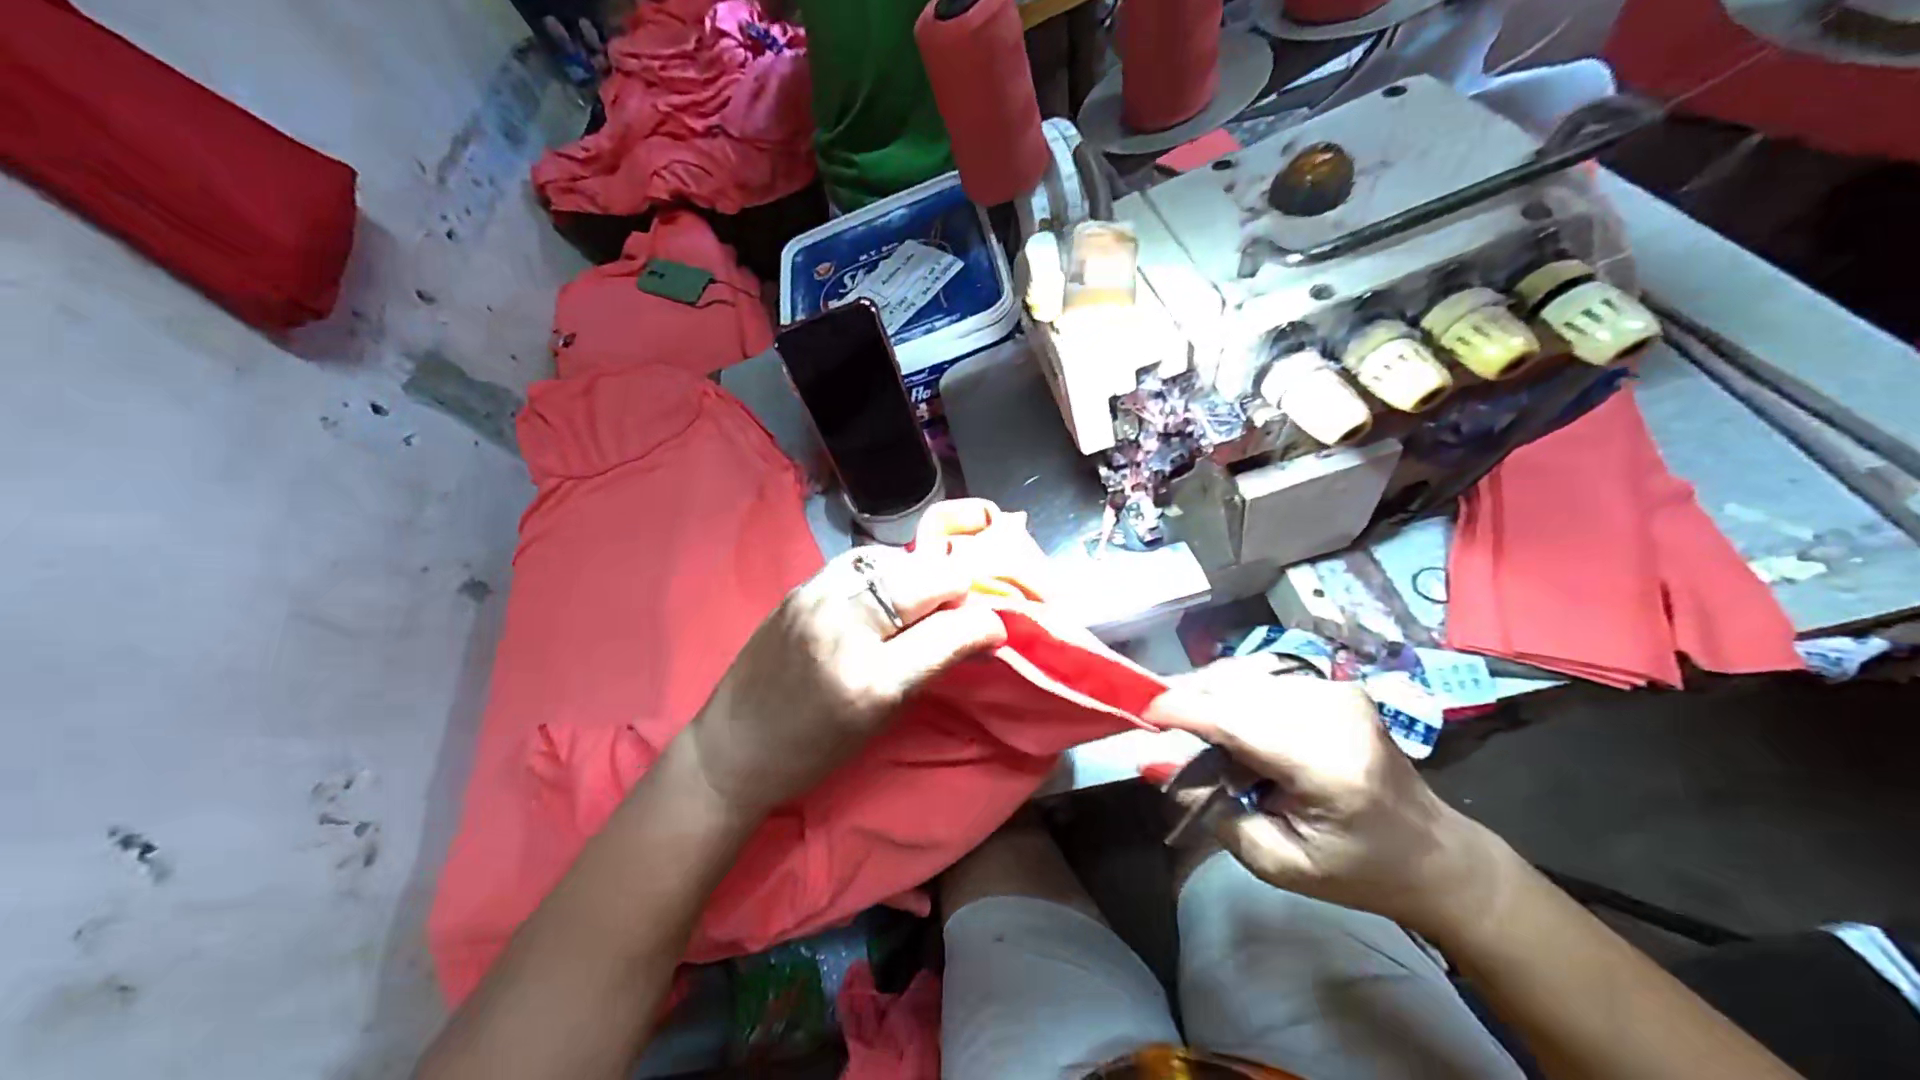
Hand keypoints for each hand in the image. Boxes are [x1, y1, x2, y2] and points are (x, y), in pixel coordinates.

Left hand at [683, 545, 1008, 819]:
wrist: (735, 747)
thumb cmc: (815, 751)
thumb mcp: (881, 720)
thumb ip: (925, 669)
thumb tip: (967, 631)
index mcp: (872, 682)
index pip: (949, 633)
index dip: (983, 625)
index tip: (995, 626)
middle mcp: (846, 630)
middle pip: (924, 581)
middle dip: (956, 585)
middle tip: (964, 599)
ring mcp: (817, 601)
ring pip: (891, 560)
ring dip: (919, 572)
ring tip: (925, 590)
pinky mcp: (797, 589)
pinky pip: (855, 562)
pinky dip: (883, 568)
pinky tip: (886, 584)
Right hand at [1146, 657, 1511, 938]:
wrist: (1433, 852)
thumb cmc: (1355, 869)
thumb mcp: (1277, 861)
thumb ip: (1212, 810)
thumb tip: (1155, 763)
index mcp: (1329, 765)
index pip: (1238, 719)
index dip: (1183, 710)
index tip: (1141, 713)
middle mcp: (1336, 713)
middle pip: (1236, 686)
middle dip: (1189, 699)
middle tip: (1159, 726)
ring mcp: (1338, 691)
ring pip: (1244, 674)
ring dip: (1208, 694)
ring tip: (1190, 725)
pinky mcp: (1335, 684)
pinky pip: (1262, 676)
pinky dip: (1232, 692)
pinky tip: (1227, 719)